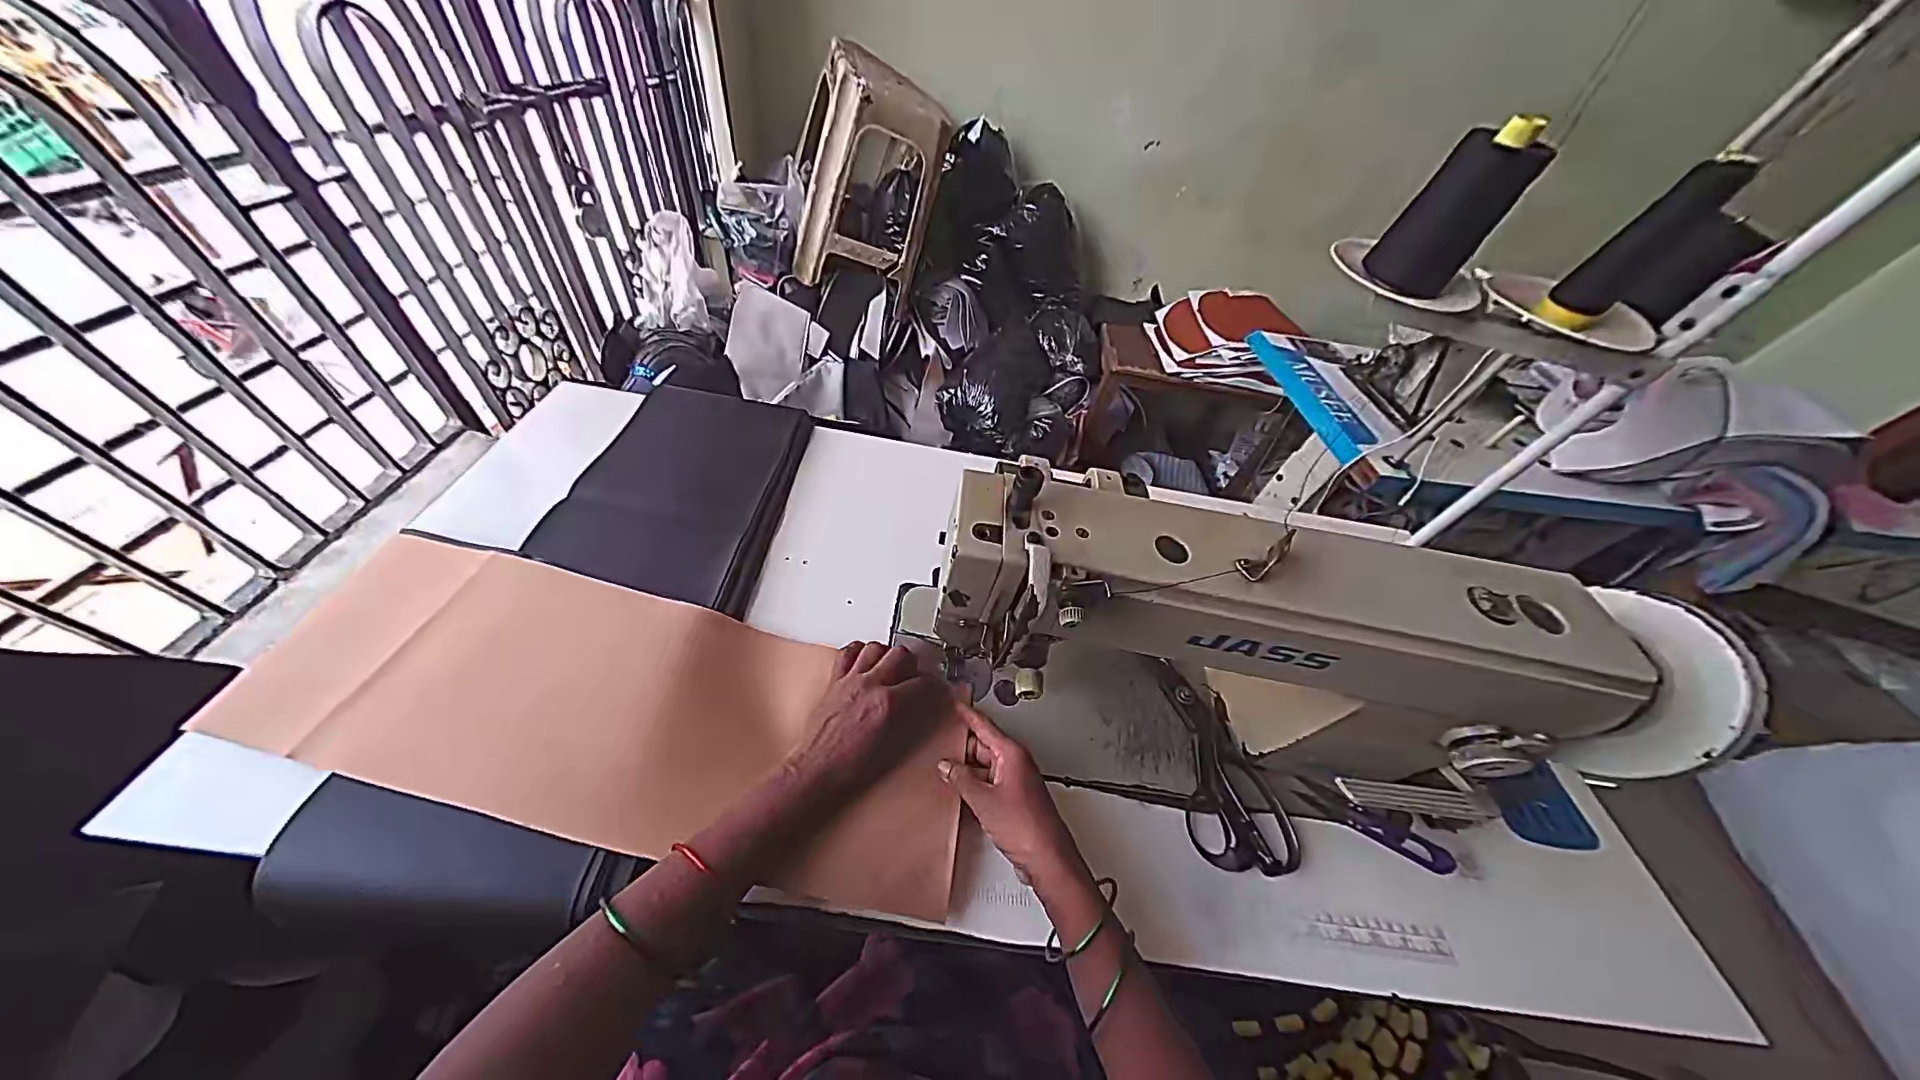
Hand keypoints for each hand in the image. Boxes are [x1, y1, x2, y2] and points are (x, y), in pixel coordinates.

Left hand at [785, 642, 946, 803]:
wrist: (818, 772)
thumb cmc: (850, 768)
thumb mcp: (893, 746)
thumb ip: (910, 718)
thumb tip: (921, 705)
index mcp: (887, 704)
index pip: (923, 682)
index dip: (935, 685)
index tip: (936, 688)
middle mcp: (869, 686)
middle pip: (901, 655)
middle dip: (914, 664)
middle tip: (916, 675)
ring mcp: (850, 681)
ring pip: (875, 648)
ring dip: (888, 654)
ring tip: (892, 665)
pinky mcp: (834, 682)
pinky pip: (848, 653)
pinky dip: (859, 652)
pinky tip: (865, 661)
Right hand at [938, 704, 1090, 891]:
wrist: (1047, 858)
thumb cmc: (1027, 827)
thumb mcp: (983, 799)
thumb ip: (961, 779)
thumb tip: (947, 766)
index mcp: (1012, 754)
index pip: (985, 725)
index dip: (967, 713)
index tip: (955, 701)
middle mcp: (1016, 763)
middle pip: (983, 746)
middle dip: (961, 747)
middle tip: (939, 746)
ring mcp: (1016, 781)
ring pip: (985, 766)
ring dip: (967, 770)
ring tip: (946, 773)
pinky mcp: (1014, 798)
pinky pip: (989, 783)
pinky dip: (975, 785)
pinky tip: (961, 793)